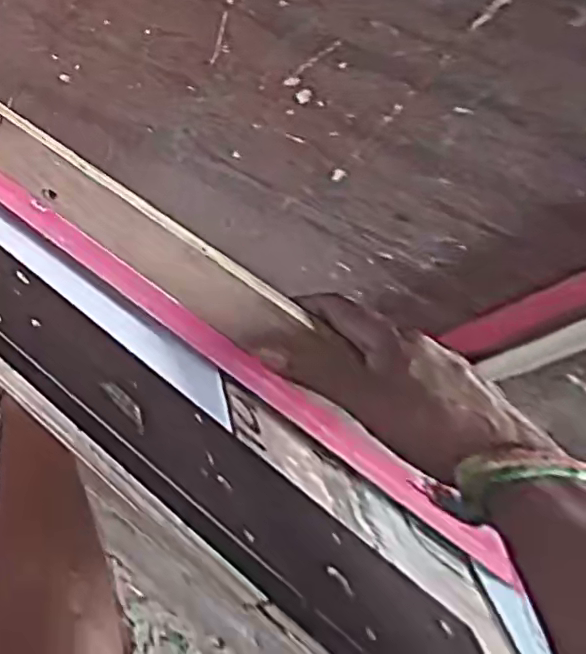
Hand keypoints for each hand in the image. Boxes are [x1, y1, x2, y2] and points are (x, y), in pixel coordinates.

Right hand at [259, 294, 560, 483]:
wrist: (515, 473)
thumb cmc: (438, 432)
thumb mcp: (356, 397)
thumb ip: (307, 369)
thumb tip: (265, 348)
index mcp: (392, 337)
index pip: (336, 305)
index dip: (303, 307)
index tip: (283, 316)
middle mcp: (425, 346)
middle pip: (364, 328)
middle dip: (332, 337)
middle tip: (306, 353)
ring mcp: (453, 370)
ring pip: (393, 353)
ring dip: (365, 361)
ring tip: (348, 385)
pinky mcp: (471, 396)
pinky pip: (419, 377)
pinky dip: (396, 383)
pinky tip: (394, 408)